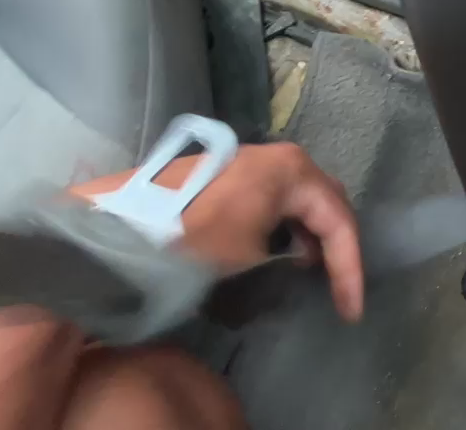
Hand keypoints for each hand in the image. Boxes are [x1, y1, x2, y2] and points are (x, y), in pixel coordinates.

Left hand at [73, 142, 364, 322]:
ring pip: (299, 199)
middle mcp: (279, 156)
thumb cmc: (192, 238)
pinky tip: (273, 252)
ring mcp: (252, 161)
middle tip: (340, 284)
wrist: (115, 224)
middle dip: (336, 244)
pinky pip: (275, 199)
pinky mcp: (229, 173)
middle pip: (324, 201)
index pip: (338, 219)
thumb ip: (289, 258)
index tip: (350, 307)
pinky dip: (284, 226)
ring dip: (309, 235)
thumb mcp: (249, 258)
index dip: (348, 266)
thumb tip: (295, 264)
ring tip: (307, 273)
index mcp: (294, 170)